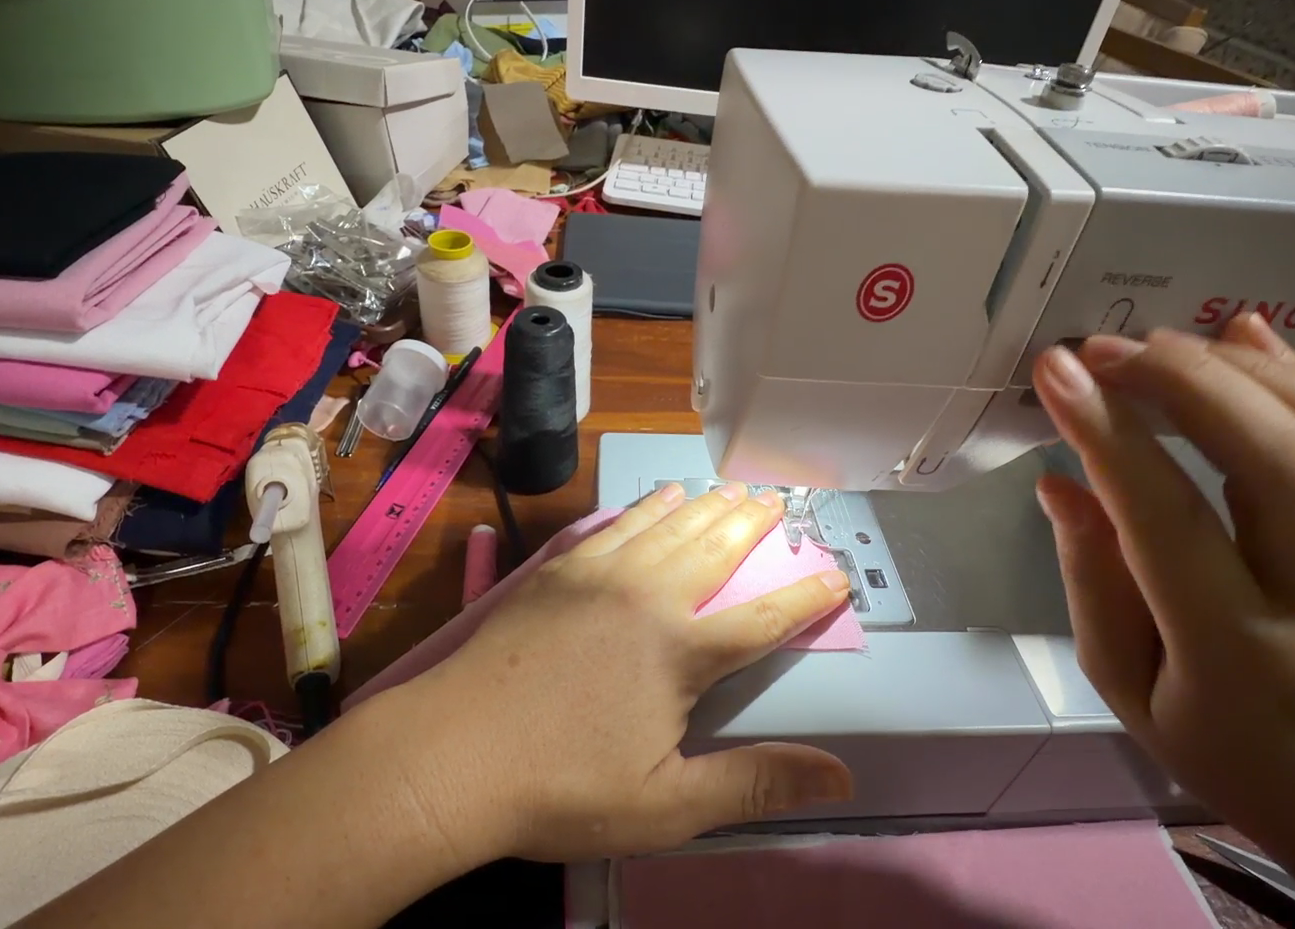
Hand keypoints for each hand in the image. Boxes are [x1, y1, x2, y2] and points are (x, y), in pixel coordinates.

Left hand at [384, 483, 855, 862]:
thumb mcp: (667, 807)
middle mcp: (648, 597)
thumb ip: (753, 785)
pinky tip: (662, 495)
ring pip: (670, 525)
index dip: (806, 598)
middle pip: (716, 549)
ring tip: (734, 487)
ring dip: (708, 505)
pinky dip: (648, 506)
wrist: (453, 753)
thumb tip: (841, 774)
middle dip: (753, 525)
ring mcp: (600, 575)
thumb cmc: (562, 787)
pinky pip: (618, 524)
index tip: (835, 576)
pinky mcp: (560, 569)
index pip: (763, 620)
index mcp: (680, 652)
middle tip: (778, 500)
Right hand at [1030, 313, 1294, 851]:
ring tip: (1158, 343)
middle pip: (1279, 463)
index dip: (1109, 435)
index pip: (1167, 518)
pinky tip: (1246, 336)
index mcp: (1234, 650)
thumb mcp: (1121, 685)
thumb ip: (1091, 580)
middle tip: (1105, 349)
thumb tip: (1061, 483)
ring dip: (1242, 372)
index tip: (1055, 373)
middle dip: (1185, 384)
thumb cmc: (1214, 745)